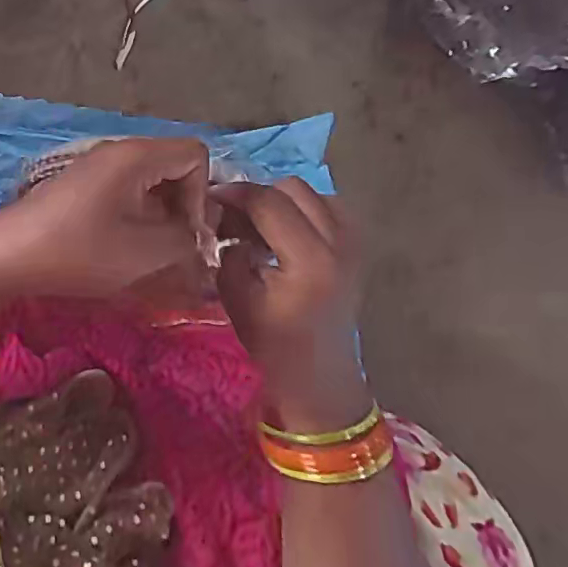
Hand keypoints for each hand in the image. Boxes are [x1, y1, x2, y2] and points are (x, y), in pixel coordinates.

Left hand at [0, 137, 211, 298]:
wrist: (7, 255)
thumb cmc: (78, 250)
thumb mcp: (143, 252)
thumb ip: (186, 239)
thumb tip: (200, 233)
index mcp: (136, 155)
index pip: (194, 155)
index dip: (201, 194)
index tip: (186, 232)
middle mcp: (118, 151)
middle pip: (173, 165)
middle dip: (183, 206)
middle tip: (175, 247)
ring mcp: (97, 166)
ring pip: (151, 181)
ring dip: (161, 214)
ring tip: (151, 251)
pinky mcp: (83, 184)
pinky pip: (127, 190)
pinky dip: (137, 214)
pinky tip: (125, 245)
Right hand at [211, 178, 371, 428]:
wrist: (320, 378)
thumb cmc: (273, 346)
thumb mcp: (237, 298)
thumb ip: (230, 251)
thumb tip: (227, 219)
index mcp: (310, 260)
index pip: (269, 201)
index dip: (236, 193)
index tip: (210, 196)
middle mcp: (339, 243)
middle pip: (293, 188)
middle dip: (258, 194)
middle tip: (234, 215)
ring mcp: (354, 243)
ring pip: (312, 193)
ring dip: (281, 200)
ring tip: (259, 225)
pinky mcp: (356, 247)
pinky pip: (327, 207)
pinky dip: (302, 209)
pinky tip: (283, 232)